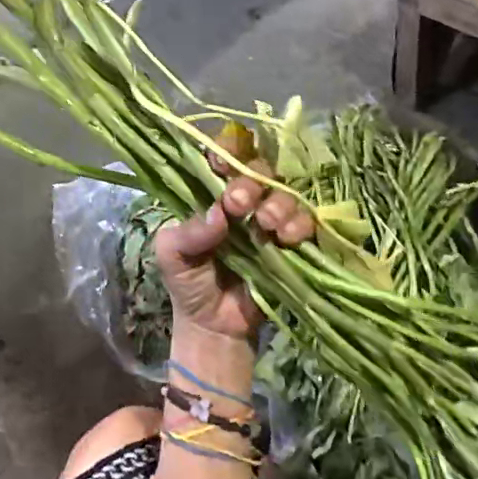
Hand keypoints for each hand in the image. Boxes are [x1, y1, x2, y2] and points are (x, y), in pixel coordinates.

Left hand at [153, 164, 314, 338]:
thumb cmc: (188, 283)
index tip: (222, 165)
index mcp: (211, 195)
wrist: (214, 326)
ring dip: (278, 203)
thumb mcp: (172, 256)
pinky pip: (305, 221)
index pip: (222, 158)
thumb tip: (218, 213)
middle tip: (238, 204)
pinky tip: (287, 238)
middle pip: (257, 170)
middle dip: (250, 181)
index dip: (227, 152)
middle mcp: (243, 200)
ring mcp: (268, 219)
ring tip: (265, 224)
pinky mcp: (291, 242)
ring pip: (283, 192)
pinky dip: (299, 224)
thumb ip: (188, 233)